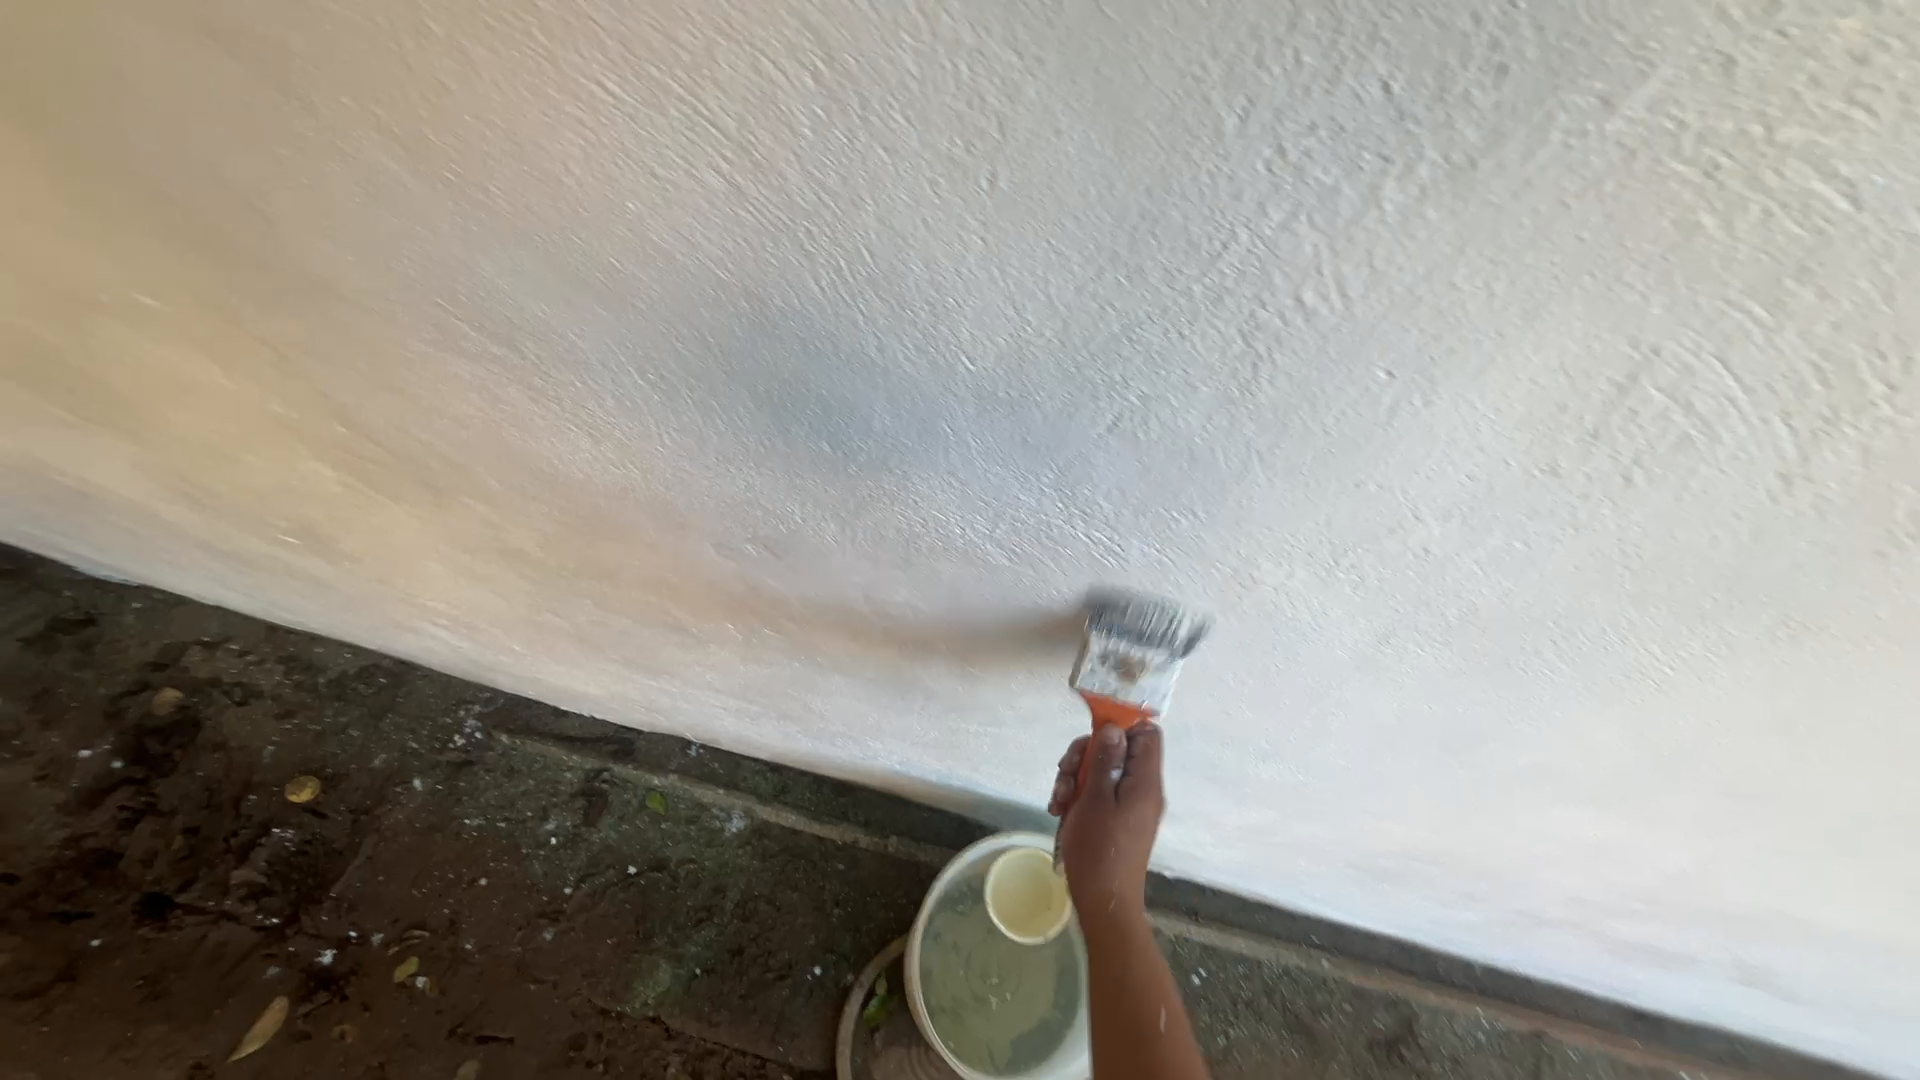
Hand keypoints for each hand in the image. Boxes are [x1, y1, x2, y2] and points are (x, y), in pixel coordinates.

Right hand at [1047, 721, 1164, 921]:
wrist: (1103, 901)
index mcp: (1145, 781)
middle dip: (1085, 756)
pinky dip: (1078, 797)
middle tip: (1064, 771)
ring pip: (1101, 771)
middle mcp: (1143, 789)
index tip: (1091, 731)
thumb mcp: (1095, 797)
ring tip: (1057, 799)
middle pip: (1117, 750)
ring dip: (1075, 778)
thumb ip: (1105, 759)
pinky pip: (1099, 794)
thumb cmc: (1099, 848)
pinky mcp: (1117, 820)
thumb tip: (1114, 728)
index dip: (1121, 726)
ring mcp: (1130, 806)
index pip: (1147, 734)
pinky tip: (1059, 810)